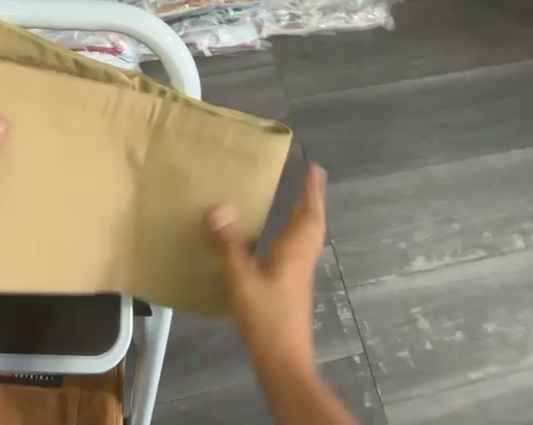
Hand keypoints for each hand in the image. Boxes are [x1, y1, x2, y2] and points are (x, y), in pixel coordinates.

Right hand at [206, 163, 327, 376]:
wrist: (284, 363)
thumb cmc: (266, 317)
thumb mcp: (241, 278)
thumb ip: (229, 244)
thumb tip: (218, 207)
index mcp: (294, 251)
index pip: (308, 214)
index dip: (311, 191)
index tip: (314, 168)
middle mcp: (300, 259)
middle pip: (310, 225)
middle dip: (308, 201)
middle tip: (305, 180)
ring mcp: (297, 276)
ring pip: (304, 240)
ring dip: (301, 219)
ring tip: (291, 203)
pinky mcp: (290, 290)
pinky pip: (295, 252)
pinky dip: (290, 237)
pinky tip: (273, 242)